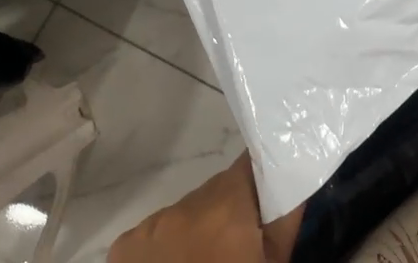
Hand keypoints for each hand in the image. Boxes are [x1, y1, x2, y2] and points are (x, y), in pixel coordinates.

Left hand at [107, 153, 302, 262]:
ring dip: (198, 229)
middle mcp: (186, 206)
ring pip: (186, 213)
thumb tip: (293, 176)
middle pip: (217, 191)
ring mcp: (150, 226)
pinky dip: (165, 246)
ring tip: (204, 262)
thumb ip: (285, 216)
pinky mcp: (124, 247)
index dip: (261, 176)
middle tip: (237, 247)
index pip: (250, 164)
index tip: (268, 194)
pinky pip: (154, 233)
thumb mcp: (273, 262)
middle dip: (230, 210)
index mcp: (227, 206)